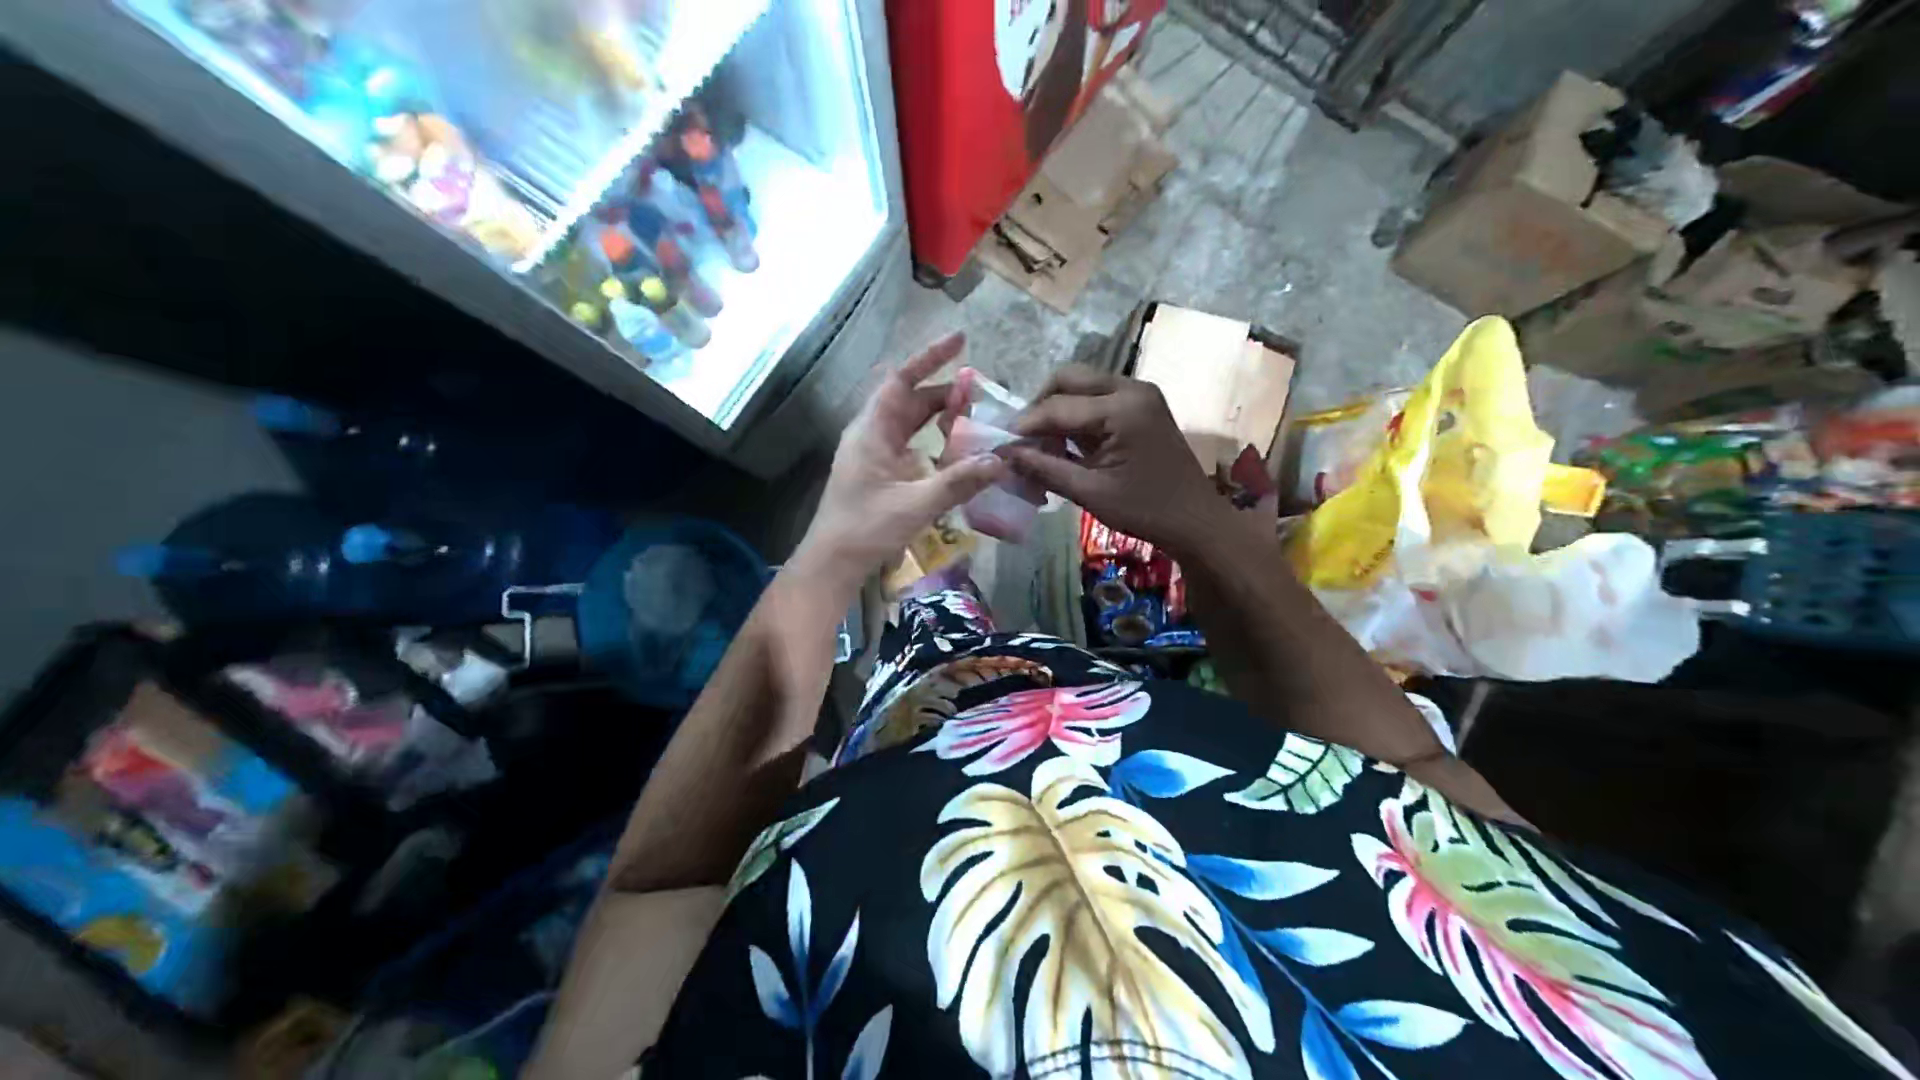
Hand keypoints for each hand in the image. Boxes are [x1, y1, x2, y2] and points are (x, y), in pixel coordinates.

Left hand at [792, 332, 1005, 590]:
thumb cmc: (866, 529)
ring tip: (973, 417)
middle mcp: (871, 435)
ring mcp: (873, 454)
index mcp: (872, 431)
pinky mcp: (878, 473)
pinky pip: (908, 444)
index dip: (930, 357)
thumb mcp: (916, 505)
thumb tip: (1000, 461)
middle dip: (944, 392)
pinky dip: (932, 440)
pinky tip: (954, 451)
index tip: (960, 340)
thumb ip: (959, 481)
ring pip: (909, 423)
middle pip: (910, 400)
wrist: (832, 563)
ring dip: (939, 417)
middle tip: (981, 393)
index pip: (902, 379)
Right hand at [1006, 367, 1235, 558]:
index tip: (1000, 443)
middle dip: (1040, 406)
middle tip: (1022, 438)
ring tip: (1040, 443)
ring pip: (1082, 386)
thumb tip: (1003, 455)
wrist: (1195, 520)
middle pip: (1068, 380)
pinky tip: (1064, 443)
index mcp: (1122, 408)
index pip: (1057, 406)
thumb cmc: (1144, 510)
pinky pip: (1098, 398)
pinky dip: (1076, 415)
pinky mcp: (1142, 405)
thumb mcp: (1089, 492)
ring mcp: (1139, 394)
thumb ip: (1044, 468)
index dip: (1025, 425)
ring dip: (1057, 409)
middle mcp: (1131, 388)